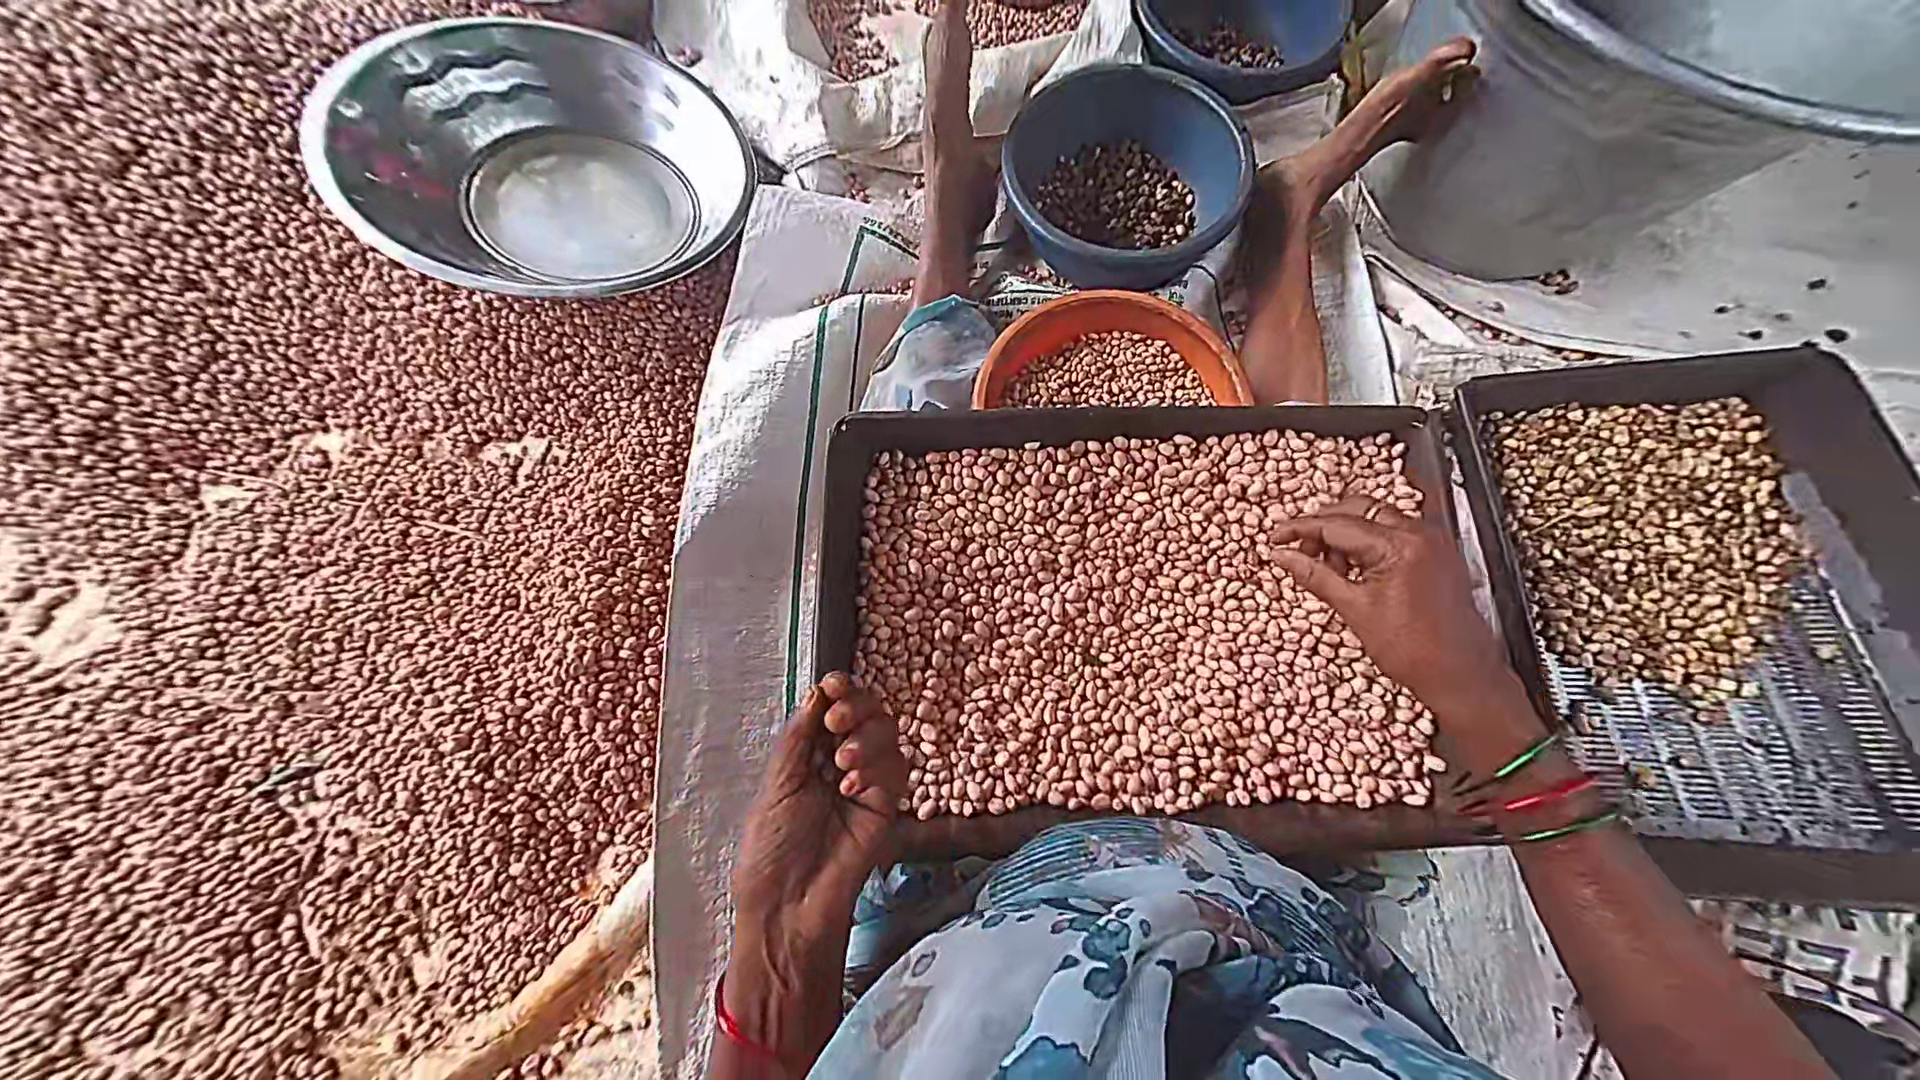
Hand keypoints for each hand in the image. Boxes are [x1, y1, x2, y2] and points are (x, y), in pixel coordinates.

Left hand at [723, 675, 905, 1068]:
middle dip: (856, 707)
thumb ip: (799, 737)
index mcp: (813, 752)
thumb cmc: (772, 849)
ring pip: (887, 733)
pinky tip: (852, 786)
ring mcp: (867, 781)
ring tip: (842, 762)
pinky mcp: (886, 804)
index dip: (840, 689)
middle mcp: (842, 760)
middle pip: (868, 712)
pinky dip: (877, 768)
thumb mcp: (777, 784)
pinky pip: (896, 769)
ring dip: (867, 738)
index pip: (835, 706)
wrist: (788, 906)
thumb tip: (817, 692)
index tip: (834, 683)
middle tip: (836, 721)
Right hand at [1267, 497, 1514, 713]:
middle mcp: (1421, 536)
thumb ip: (1314, 575)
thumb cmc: (1417, 651)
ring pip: (1373, 519)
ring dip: (1344, 536)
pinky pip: (1392, 535)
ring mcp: (1432, 544)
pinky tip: (1351, 571)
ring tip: (1326, 568)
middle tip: (1298, 550)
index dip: (1299, 529)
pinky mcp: (1436, 556)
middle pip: (1356, 510)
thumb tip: (1283, 556)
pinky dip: (1366, 545)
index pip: (1336, 524)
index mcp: (1399, 547)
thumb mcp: (1353, 609)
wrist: (1462, 676)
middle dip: (1322, 528)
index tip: (1278, 536)